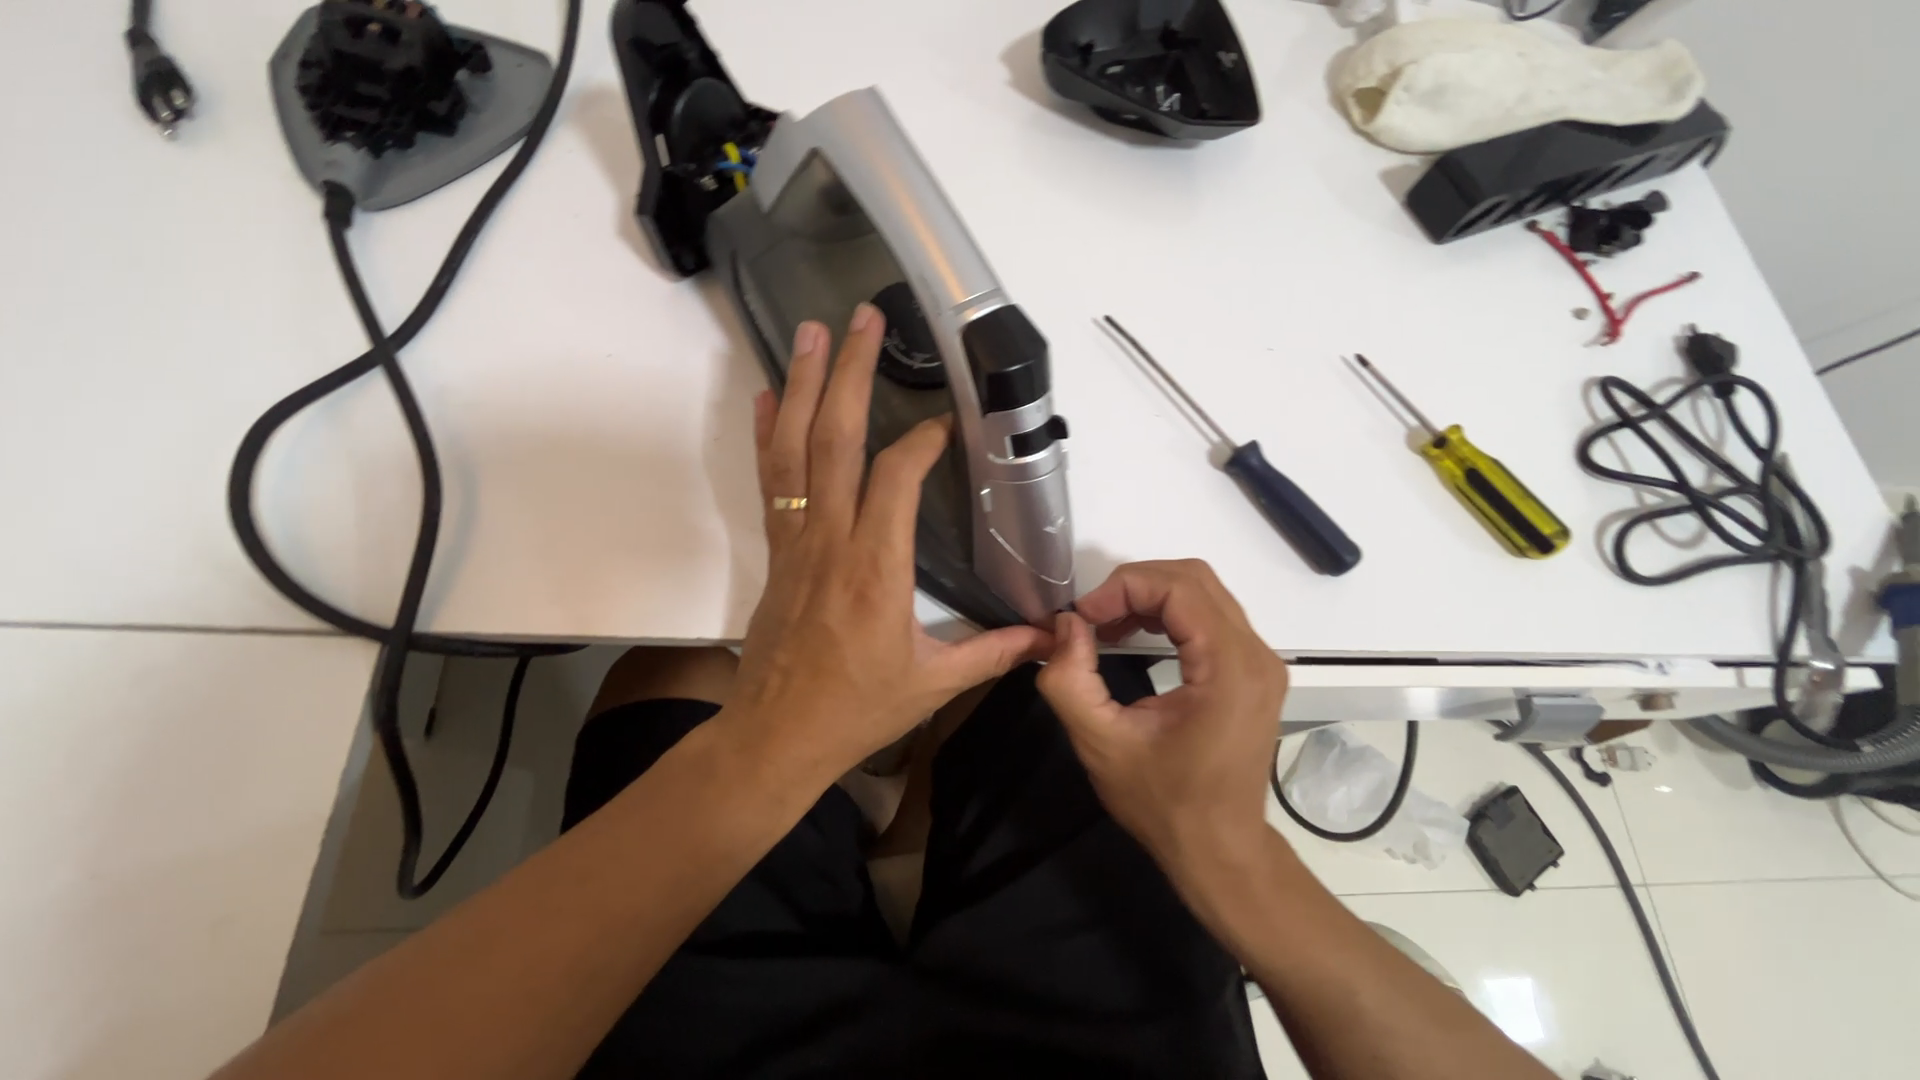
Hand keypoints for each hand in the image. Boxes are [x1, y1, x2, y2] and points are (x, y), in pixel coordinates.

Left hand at [723, 304, 1052, 782]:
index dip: (922, 439)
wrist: (776, 735)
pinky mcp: (776, 550)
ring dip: (802, 385)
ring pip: (793, 449)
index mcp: (876, 568)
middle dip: (849, 372)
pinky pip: (769, 481)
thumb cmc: (856, 710)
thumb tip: (1050, 637)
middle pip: (835, 439)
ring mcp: (796, 541)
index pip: (897, 478)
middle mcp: (831, 541)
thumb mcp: (934, 684)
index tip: (946, 422)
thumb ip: (993, 653)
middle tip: (862, 318)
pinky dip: (768, 433)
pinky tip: (771, 395)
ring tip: (811, 331)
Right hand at [1036, 560, 1287, 875]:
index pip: (1180, 588)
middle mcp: (1256, 655)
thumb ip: (1070, 679)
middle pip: (1195, 580)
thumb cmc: (1163, 803)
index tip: (1082, 617)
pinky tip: (1133, 635)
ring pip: (1204, 593)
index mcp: (1229, 669)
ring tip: (1106, 626)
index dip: (1123, 587)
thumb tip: (1065, 624)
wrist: (1218, 848)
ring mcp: (1260, 662)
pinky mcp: (1253, 672)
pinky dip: (1168, 614)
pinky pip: (1210, 617)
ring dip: (1149, 597)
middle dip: (1135, 585)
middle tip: (1092, 617)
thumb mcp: (1100, 743)